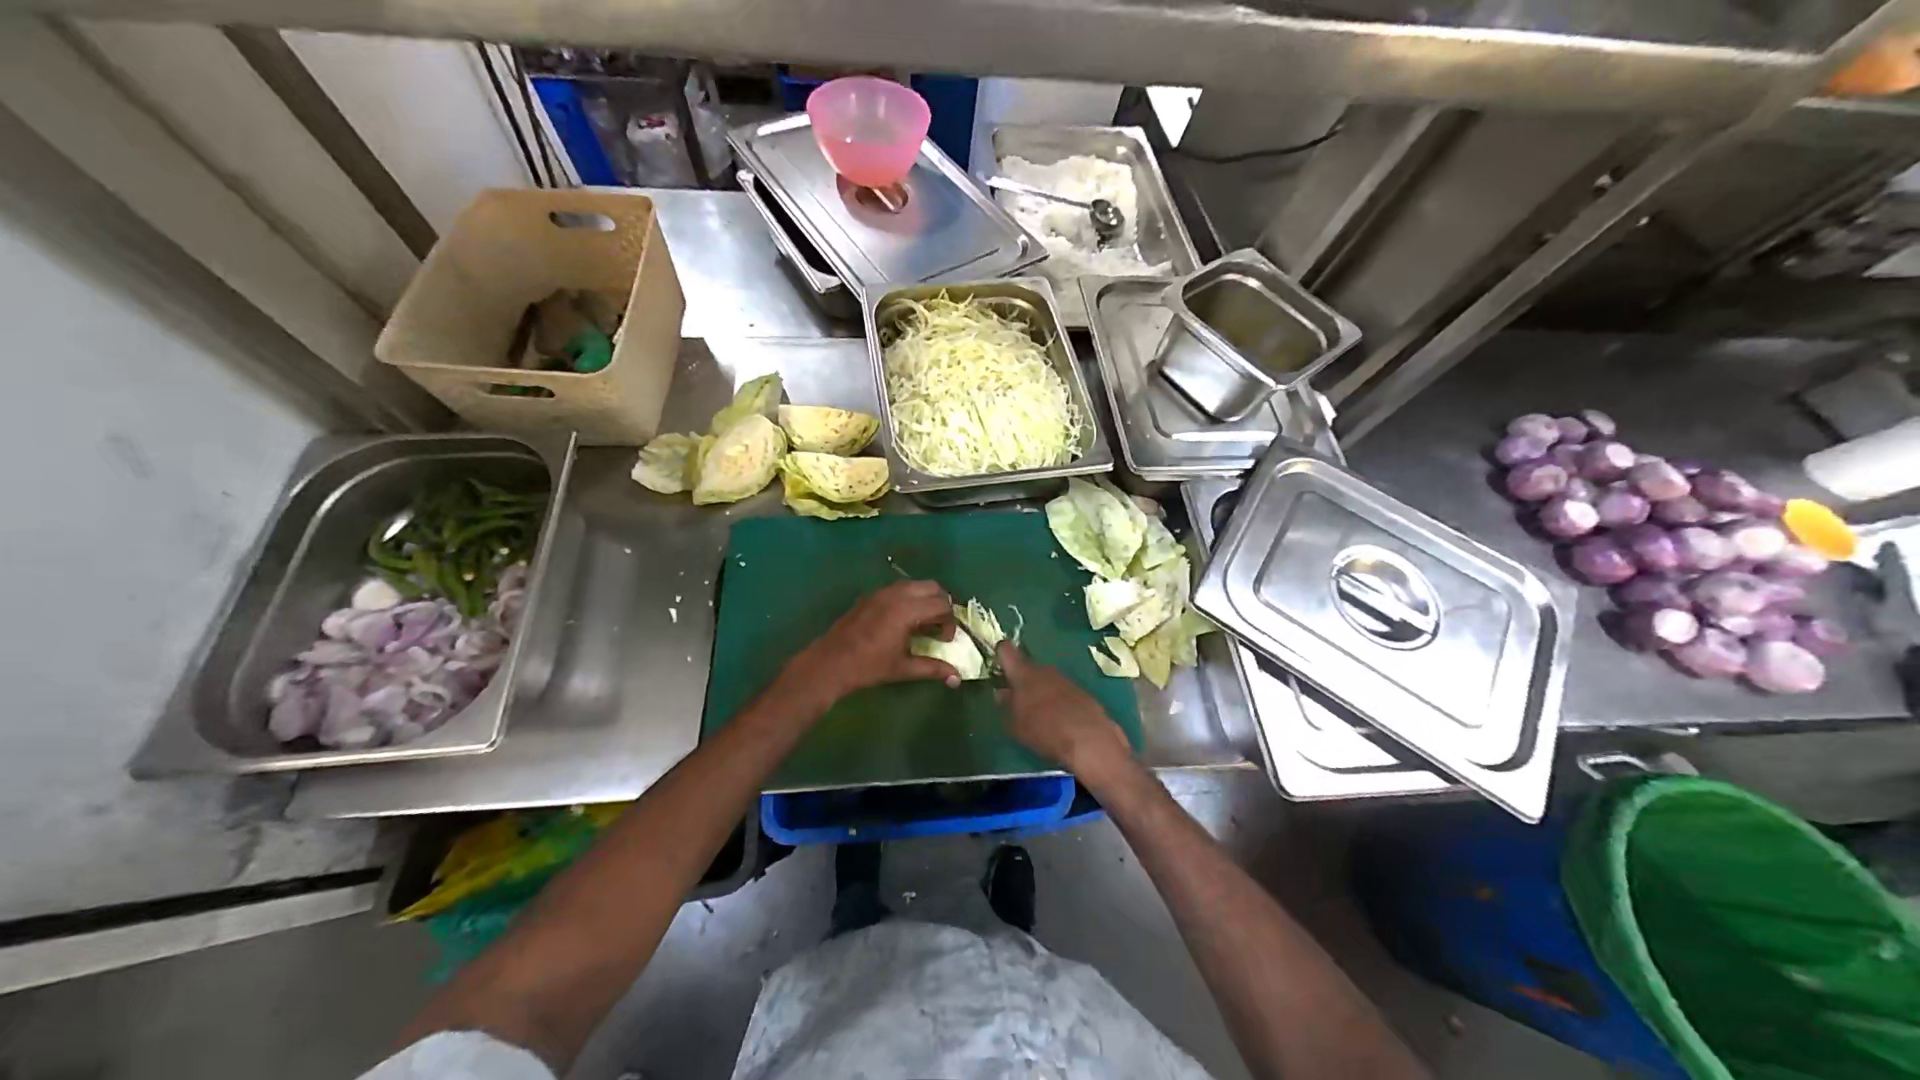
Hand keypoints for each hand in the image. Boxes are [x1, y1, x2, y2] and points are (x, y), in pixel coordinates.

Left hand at [774, 580, 960, 713]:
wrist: (831, 663)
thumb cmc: (868, 667)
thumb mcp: (903, 668)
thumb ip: (933, 668)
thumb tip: (957, 679)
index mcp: (907, 610)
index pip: (943, 605)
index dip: (950, 622)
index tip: (943, 640)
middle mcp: (896, 594)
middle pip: (933, 587)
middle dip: (942, 605)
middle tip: (938, 627)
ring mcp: (882, 592)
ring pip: (915, 585)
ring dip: (926, 600)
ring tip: (922, 624)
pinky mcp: (871, 595)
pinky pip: (899, 588)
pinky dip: (910, 598)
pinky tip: (903, 621)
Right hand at [996, 642, 1132, 782]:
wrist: (1089, 739)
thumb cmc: (1043, 731)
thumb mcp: (1015, 725)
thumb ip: (1006, 705)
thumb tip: (1002, 693)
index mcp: (1023, 673)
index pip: (1006, 650)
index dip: (1000, 654)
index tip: (997, 666)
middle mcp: (1044, 669)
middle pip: (1027, 667)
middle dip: (1021, 680)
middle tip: (1016, 700)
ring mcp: (1065, 679)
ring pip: (1046, 679)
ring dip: (1040, 691)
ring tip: (1038, 714)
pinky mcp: (1082, 692)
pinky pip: (1062, 691)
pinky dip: (1057, 701)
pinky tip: (1058, 720)